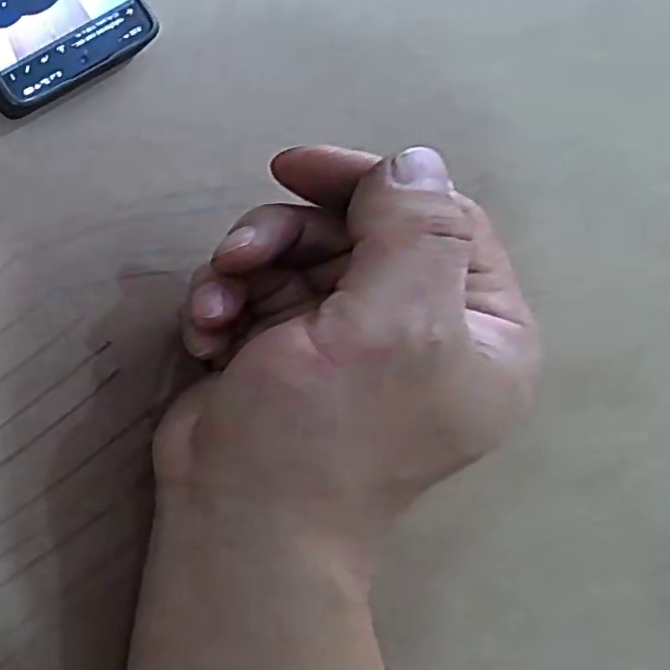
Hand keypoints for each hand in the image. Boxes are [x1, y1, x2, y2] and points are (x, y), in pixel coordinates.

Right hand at [157, 145, 539, 545]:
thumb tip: (412, 161)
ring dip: (232, 282)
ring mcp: (326, 344)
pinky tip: (200, 341)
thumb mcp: (386, 327)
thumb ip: (411, 235)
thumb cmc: (321, 428)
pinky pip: (241, 306)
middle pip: (342, 240)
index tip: (288, 164)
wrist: (238, 508)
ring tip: (207, 316)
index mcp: (469, 321)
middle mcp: (402, 326)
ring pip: (279, 270)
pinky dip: (214, 314)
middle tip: (230, 259)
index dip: (364, 182)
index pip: (431, 219)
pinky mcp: (263, 357)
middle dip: (276, 241)